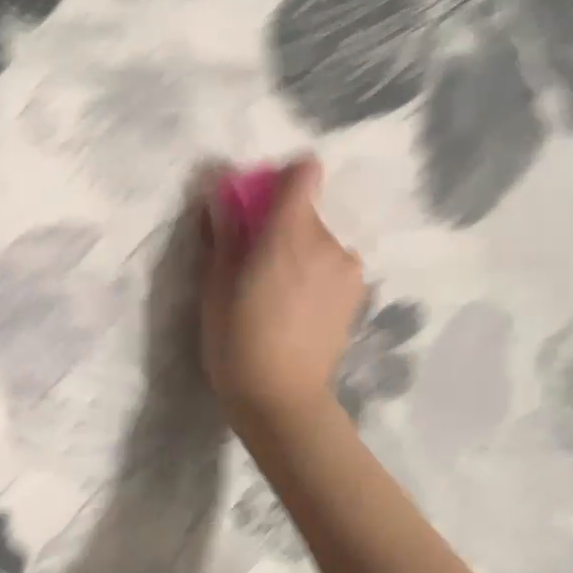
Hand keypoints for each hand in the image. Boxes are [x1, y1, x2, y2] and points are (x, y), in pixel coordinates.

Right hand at [196, 156, 364, 429]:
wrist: (281, 399)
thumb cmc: (235, 345)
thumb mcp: (215, 291)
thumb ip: (224, 236)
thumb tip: (220, 194)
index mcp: (288, 235)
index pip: (303, 173)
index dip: (280, 180)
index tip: (257, 205)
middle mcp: (328, 241)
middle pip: (306, 212)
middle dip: (280, 229)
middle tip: (251, 270)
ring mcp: (349, 267)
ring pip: (318, 243)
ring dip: (297, 256)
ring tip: (273, 299)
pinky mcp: (357, 292)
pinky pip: (330, 267)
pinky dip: (313, 277)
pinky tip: (294, 313)